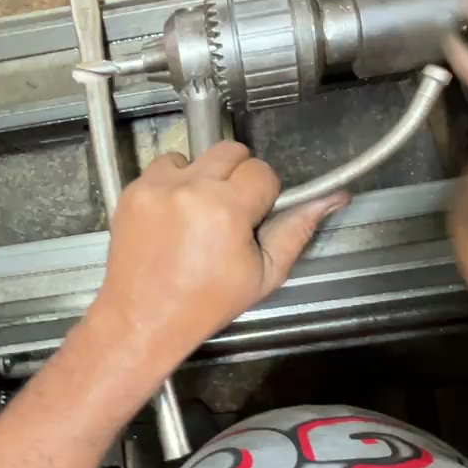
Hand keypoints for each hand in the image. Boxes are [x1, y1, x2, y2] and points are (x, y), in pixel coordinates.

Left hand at [91, 142, 345, 363]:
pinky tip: (173, 215)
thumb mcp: (264, 275)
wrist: (143, 317)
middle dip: (237, 177)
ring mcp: (157, 186)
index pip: (262, 171)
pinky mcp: (133, 189)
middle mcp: (191, 189)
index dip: (263, 195)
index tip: (252, 219)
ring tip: (198, 214)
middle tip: (229, 212)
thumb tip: (333, 197)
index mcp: (227, 209)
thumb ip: (297, 231)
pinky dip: (173, 183)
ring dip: (203, 177)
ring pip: (196, 155)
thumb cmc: (207, 303)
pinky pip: (164, 165)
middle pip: (231, 151)